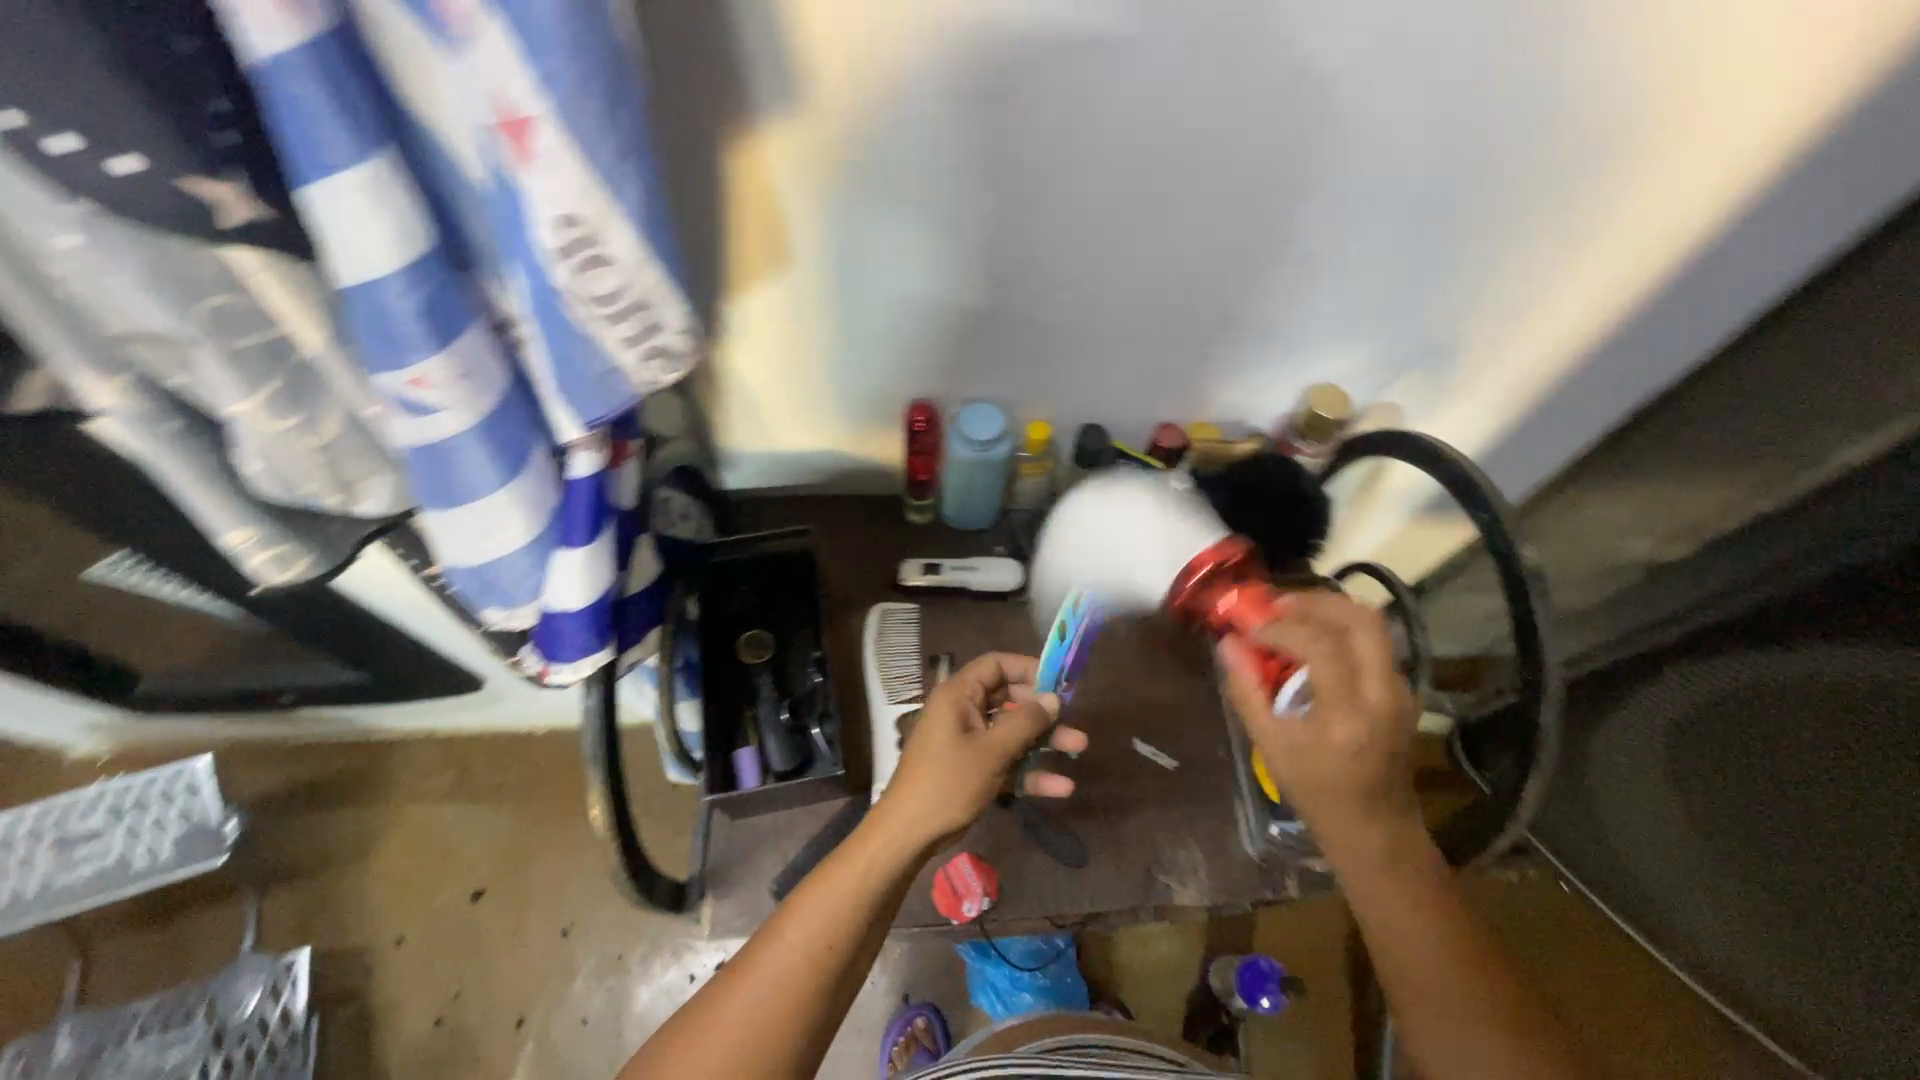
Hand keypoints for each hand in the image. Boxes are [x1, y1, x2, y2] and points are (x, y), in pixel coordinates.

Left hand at [871, 652, 1087, 851]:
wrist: (910, 832)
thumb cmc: (948, 781)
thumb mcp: (991, 751)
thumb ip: (1025, 722)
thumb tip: (1054, 699)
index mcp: (959, 695)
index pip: (996, 665)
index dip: (1028, 669)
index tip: (1058, 683)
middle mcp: (963, 712)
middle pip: (1009, 700)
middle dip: (1043, 713)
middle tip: (1073, 719)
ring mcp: (968, 742)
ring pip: (1012, 733)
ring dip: (1044, 742)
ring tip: (1080, 748)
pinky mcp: (973, 770)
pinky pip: (1006, 761)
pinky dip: (1029, 771)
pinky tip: (1061, 787)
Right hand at [1216, 591, 1420, 842]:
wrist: (1374, 828)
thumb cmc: (1315, 791)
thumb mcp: (1270, 745)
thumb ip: (1246, 690)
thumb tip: (1228, 643)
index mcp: (1347, 714)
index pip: (1321, 645)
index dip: (1280, 628)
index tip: (1250, 630)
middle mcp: (1383, 695)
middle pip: (1362, 620)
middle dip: (1316, 602)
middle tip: (1277, 605)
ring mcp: (1401, 691)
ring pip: (1374, 626)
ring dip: (1331, 612)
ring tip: (1293, 616)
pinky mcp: (1405, 691)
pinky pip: (1376, 644)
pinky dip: (1343, 631)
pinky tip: (1314, 643)